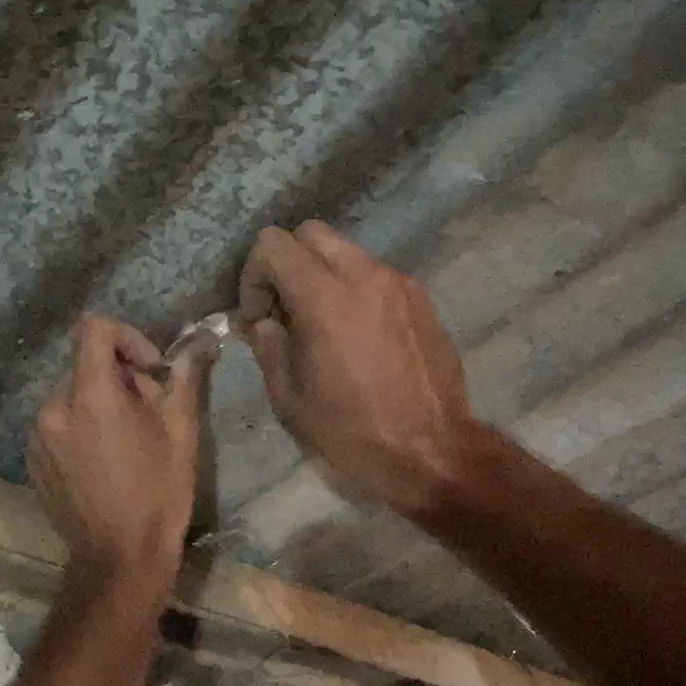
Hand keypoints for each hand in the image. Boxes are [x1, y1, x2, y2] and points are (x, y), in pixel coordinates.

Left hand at [28, 313, 210, 609]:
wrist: (120, 558)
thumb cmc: (159, 493)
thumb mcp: (182, 431)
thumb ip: (185, 377)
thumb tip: (202, 341)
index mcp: (90, 395)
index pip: (93, 327)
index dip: (127, 336)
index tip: (150, 370)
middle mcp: (54, 407)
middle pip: (85, 364)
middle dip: (119, 377)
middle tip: (149, 413)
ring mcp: (37, 435)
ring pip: (71, 394)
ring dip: (99, 402)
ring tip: (126, 441)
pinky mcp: (32, 459)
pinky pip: (57, 423)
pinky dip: (79, 427)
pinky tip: (103, 461)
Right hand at [239, 220, 474, 518]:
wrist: (431, 452)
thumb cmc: (351, 431)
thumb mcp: (289, 396)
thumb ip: (268, 345)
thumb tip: (263, 322)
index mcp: (324, 296)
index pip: (273, 244)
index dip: (254, 276)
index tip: (259, 319)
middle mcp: (364, 275)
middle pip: (310, 233)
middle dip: (287, 263)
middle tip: (284, 311)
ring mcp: (399, 283)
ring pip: (346, 251)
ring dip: (321, 275)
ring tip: (320, 325)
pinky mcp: (421, 299)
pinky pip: (374, 275)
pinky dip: (353, 290)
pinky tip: (355, 336)